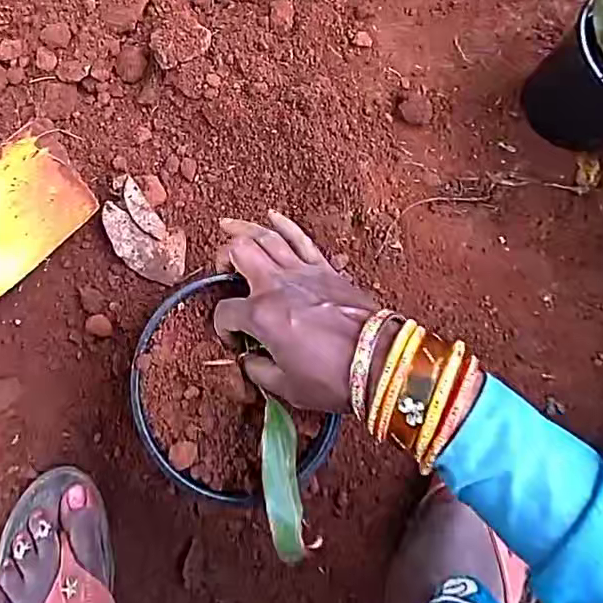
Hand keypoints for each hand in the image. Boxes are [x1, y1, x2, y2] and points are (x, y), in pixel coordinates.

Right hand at [210, 212, 378, 411]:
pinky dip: (284, 224)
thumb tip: (250, 359)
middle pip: (239, 252)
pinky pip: (300, 238)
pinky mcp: (324, 268)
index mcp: (261, 315)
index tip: (234, 340)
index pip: (225, 311)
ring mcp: (301, 271)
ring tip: (228, 226)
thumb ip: (258, 370)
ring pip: (266, 236)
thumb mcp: (286, 387)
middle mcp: (276, 285)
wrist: (380, 362)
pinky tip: (271, 215)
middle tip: (223, 271)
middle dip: (223, 258)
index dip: (222, 327)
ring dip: (243, 228)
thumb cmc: (332, 378)